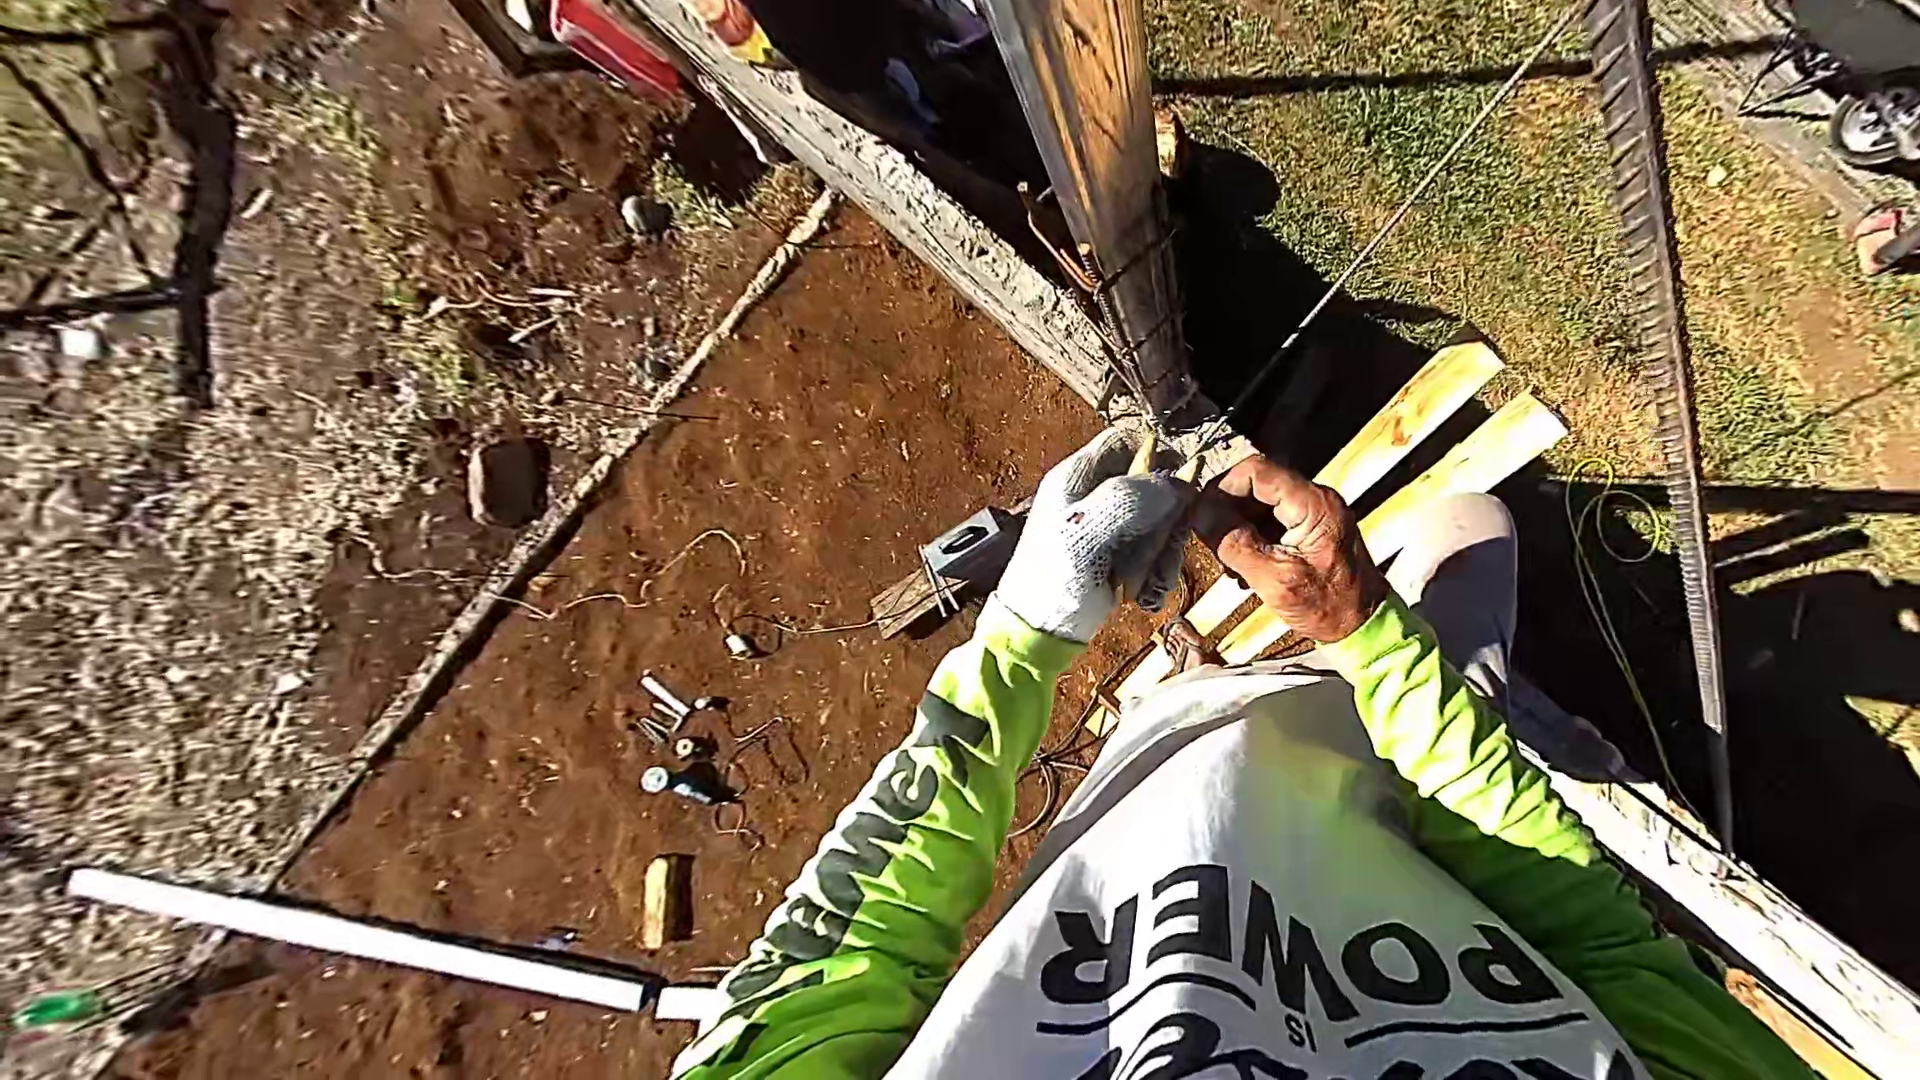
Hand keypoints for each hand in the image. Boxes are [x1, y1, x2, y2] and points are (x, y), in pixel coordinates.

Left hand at [995, 427, 1192, 643]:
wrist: (1039, 631)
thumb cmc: (1054, 578)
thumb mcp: (1087, 532)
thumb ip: (1129, 499)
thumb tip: (1174, 481)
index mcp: (1077, 478)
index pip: (1124, 442)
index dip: (1157, 456)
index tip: (1178, 486)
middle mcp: (1094, 497)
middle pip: (1153, 486)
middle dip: (1166, 523)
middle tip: (1163, 552)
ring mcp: (1107, 528)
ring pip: (1159, 522)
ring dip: (1163, 556)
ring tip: (1148, 585)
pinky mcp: (1118, 556)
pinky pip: (1153, 552)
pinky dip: (1154, 575)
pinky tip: (1142, 597)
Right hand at [1195, 455, 1388, 642]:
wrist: (1363, 628)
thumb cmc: (1326, 606)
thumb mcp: (1273, 579)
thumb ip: (1234, 543)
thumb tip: (1199, 515)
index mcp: (1313, 505)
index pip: (1256, 471)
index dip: (1222, 488)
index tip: (1203, 516)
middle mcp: (1314, 499)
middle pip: (1254, 485)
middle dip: (1226, 511)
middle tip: (1212, 543)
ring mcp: (1311, 512)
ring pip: (1256, 502)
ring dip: (1235, 527)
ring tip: (1229, 560)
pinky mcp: (1307, 527)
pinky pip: (1267, 518)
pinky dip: (1249, 536)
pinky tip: (1244, 564)